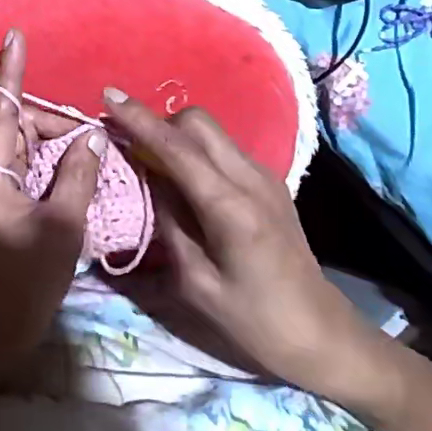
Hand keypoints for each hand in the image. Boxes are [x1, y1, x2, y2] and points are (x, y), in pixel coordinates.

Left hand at [0, 29, 104, 358]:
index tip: (14, 36)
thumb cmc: (26, 280)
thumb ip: (77, 174)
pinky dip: (41, 164)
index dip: (10, 72)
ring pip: (17, 149)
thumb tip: (92, 136)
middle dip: (52, 124)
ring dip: (49, 145)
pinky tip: (68, 171)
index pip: (1, 111)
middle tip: (92, 139)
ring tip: (86, 154)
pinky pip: (16, 169)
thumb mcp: (62, 226)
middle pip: (14, 129)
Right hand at [101, 89, 393, 402]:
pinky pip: (223, 149)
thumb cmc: (254, 321)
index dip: (139, 120)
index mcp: (230, 207)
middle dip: (160, 124)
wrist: (322, 334)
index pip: (176, 147)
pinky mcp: (270, 183)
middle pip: (197, 122)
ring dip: (177, 137)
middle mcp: (251, 178)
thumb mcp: (196, 284)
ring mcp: (265, 177)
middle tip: (131, 149)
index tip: (109, 97)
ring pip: (211, 132)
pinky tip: (183, 182)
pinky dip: (195, 152)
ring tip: (151, 164)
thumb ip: (168, 224)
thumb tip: (147, 180)